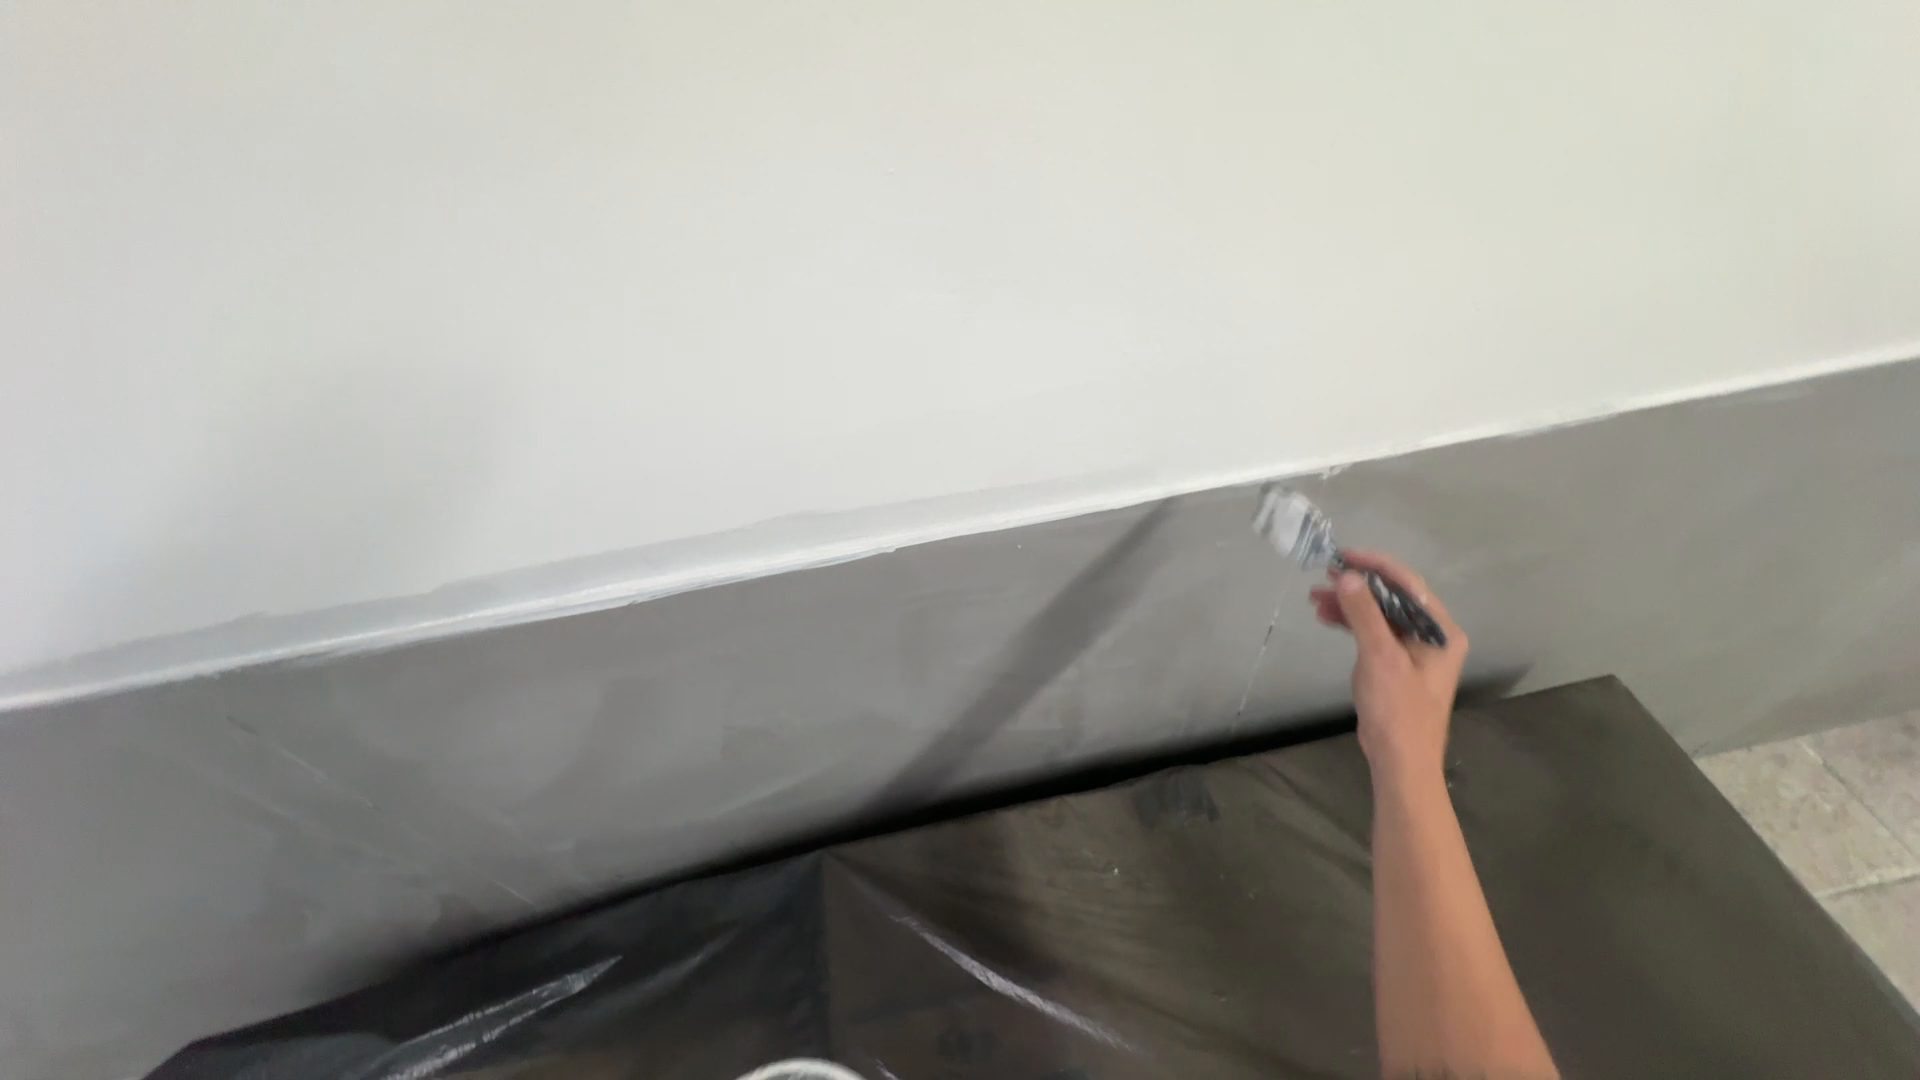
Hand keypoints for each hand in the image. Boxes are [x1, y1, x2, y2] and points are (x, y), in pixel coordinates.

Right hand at [1309, 551, 1468, 782]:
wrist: (1400, 759)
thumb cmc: (1398, 709)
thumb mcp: (1380, 657)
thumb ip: (1364, 614)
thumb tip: (1347, 577)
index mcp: (1439, 631)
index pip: (1408, 585)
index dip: (1375, 566)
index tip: (1343, 557)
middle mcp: (1430, 635)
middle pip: (1392, 597)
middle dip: (1357, 586)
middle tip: (1323, 576)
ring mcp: (1412, 650)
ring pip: (1379, 614)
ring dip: (1349, 603)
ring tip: (1316, 598)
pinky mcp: (1394, 663)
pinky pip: (1372, 632)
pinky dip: (1351, 622)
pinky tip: (1327, 617)